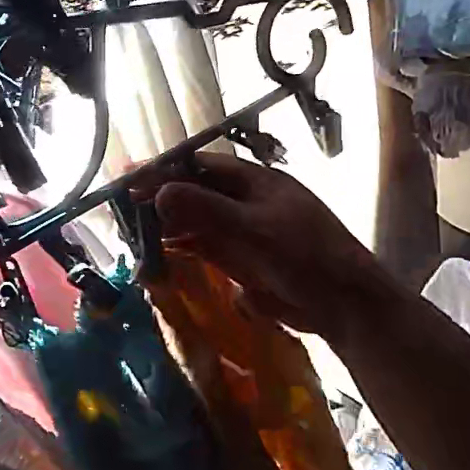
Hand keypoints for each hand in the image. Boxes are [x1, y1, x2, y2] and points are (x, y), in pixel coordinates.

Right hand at [152, 153, 393, 340]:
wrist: (343, 303)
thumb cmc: (305, 255)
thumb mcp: (255, 229)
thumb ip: (208, 210)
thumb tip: (160, 191)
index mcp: (254, 181)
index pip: (201, 166)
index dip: (167, 169)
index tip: (131, 176)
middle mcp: (246, 200)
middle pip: (197, 191)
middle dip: (163, 195)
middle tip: (125, 205)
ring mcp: (244, 230)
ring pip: (199, 219)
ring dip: (171, 221)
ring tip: (136, 228)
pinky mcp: (244, 259)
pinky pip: (207, 246)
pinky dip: (185, 245)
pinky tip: (165, 250)